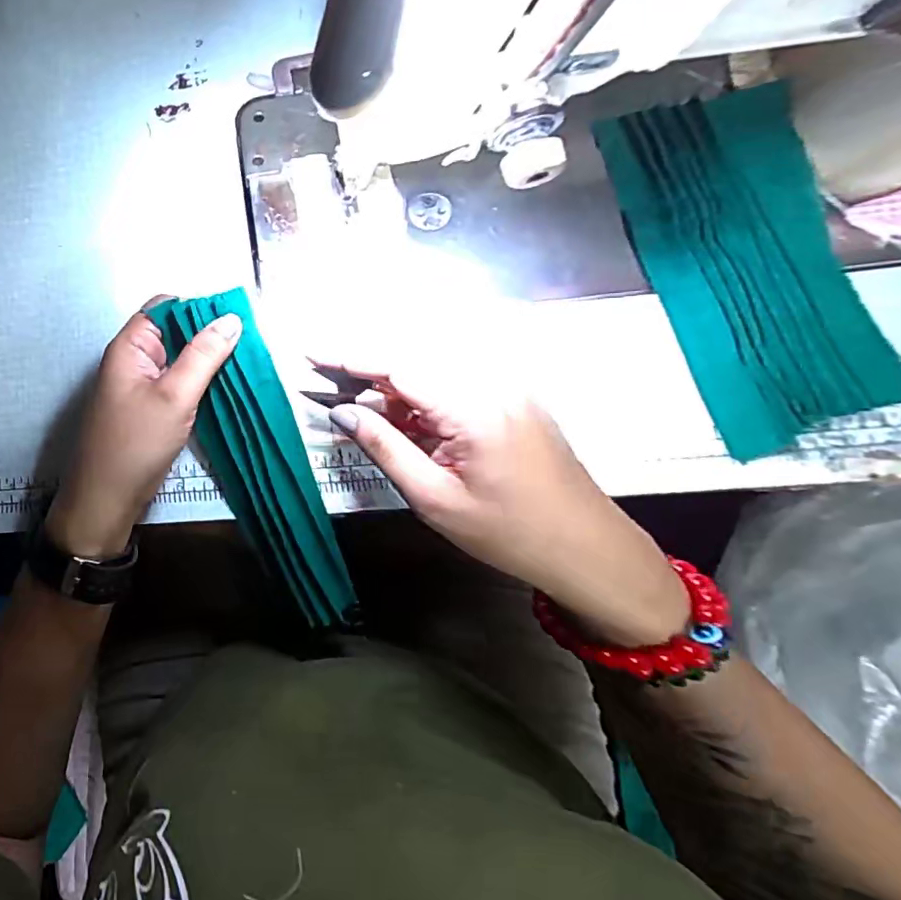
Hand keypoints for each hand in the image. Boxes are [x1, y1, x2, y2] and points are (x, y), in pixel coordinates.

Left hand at [45, 298, 242, 559]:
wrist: (107, 501)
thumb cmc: (136, 444)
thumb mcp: (175, 396)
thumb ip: (204, 355)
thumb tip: (232, 318)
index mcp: (131, 347)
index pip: (166, 308)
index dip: (200, 307)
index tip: (238, 317)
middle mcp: (135, 360)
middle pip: (176, 332)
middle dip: (210, 334)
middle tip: (251, 341)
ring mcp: (144, 385)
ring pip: (182, 359)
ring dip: (209, 360)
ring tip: (247, 361)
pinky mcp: (154, 408)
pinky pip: (181, 383)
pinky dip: (203, 382)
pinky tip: (229, 386)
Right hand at [323, 358, 687, 647]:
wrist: (587, 547)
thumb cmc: (508, 533)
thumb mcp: (435, 498)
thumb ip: (385, 447)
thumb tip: (342, 414)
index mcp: (473, 406)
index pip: (399, 364)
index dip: (351, 356)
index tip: (313, 353)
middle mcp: (493, 382)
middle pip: (416, 358)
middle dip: (371, 373)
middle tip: (338, 398)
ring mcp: (508, 387)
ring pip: (436, 369)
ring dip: (399, 387)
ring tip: (375, 420)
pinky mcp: (514, 398)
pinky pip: (458, 382)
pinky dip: (426, 396)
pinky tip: (414, 424)